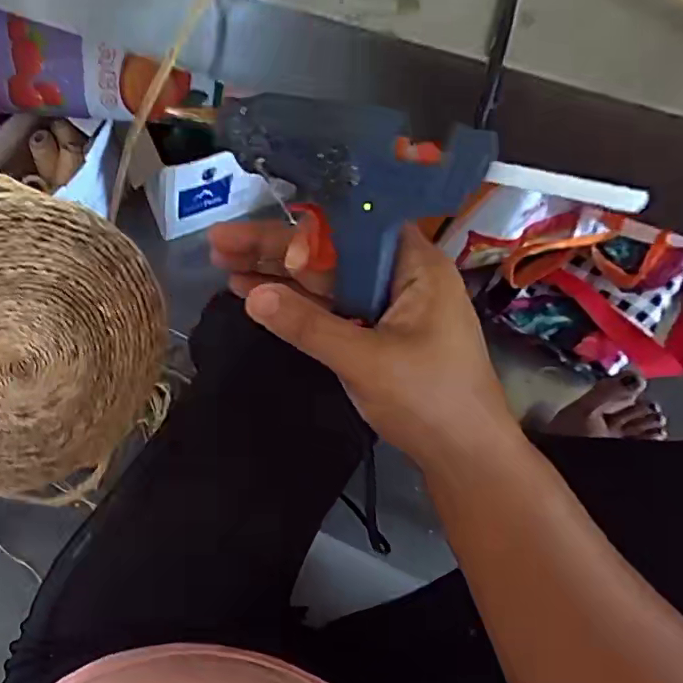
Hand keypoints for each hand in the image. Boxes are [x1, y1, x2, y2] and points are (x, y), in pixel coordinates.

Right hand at [209, 218, 518, 469]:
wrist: (462, 453)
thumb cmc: (430, 399)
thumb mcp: (365, 360)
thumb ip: (308, 326)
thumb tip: (252, 296)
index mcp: (414, 268)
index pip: (352, 229)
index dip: (300, 230)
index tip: (254, 237)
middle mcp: (397, 279)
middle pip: (329, 252)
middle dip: (273, 248)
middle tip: (220, 241)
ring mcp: (382, 308)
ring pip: (322, 281)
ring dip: (274, 273)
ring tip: (223, 263)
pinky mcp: (369, 336)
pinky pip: (325, 309)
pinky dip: (291, 304)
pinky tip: (254, 295)